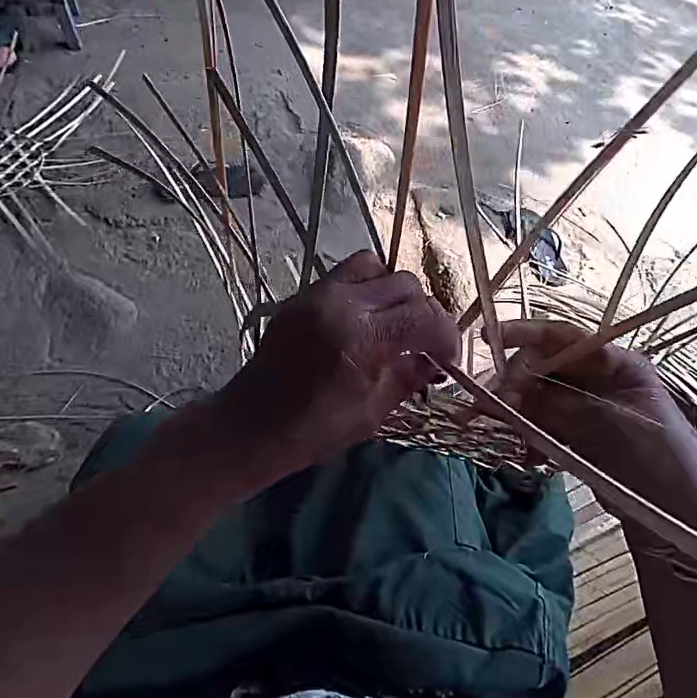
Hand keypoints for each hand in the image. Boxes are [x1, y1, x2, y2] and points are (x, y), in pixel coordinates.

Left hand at [205, 251, 458, 492]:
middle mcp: (342, 304)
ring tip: (391, 322)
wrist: (250, 426)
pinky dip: (366, 289)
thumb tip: (433, 361)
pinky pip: (345, 274)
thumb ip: (409, 377)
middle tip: (421, 344)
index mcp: (362, 338)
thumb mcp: (372, 412)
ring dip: (394, 292)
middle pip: (406, 284)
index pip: (425, 316)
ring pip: (376, 266)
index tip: (445, 359)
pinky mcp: (302, 295)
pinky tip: (363, 319)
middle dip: (423, 313)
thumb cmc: (313, 431)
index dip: (446, 336)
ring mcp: (318, 294)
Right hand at [494, 321, 696, 528]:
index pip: (566, 338)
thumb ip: (563, 405)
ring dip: (513, 409)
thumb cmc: (662, 461)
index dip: (527, 333)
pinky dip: (525, 434)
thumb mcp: (613, 424)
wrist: (681, 519)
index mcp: (617, 364)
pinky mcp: (578, 437)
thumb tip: (514, 394)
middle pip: (544, 367)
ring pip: (537, 397)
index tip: (490, 338)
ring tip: (491, 427)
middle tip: (490, 405)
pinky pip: (541, 425)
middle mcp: (599, 380)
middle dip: (514, 381)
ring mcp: (587, 409)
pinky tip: (520, 451)